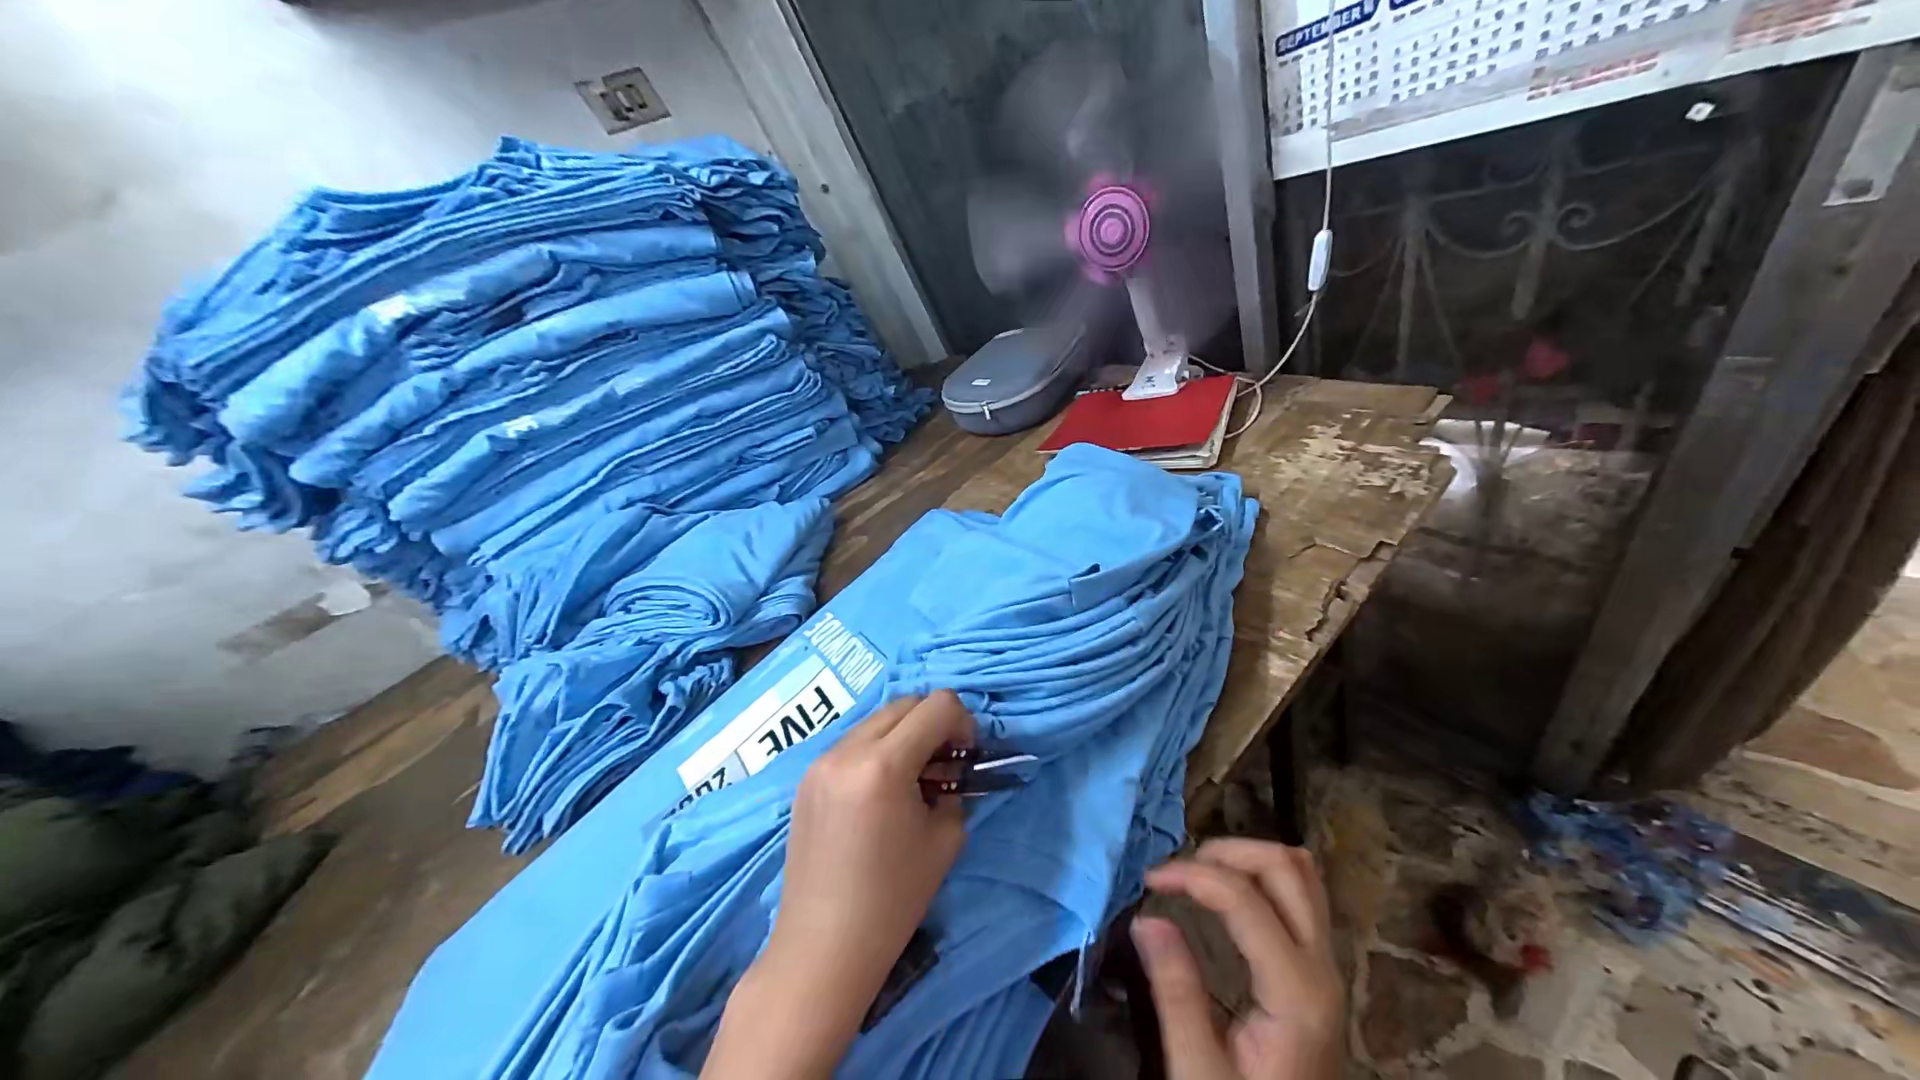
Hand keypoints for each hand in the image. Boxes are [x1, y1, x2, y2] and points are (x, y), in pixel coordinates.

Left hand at [770, 690, 973, 989]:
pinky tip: (882, 794)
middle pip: (906, 704)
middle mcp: (847, 751)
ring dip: (904, 735)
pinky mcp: (807, 777)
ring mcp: (820, 761)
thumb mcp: (944, 839)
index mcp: (884, 765)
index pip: (937, 705)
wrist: (824, 946)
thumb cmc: (893, 899)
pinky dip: (877, 751)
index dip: (963, 723)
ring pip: (877, 720)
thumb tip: (948, 768)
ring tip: (912, 781)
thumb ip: (953, 789)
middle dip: (934, 724)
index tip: (965, 757)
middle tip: (944, 764)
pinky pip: (853, 743)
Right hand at [1132, 839, 1343, 1079]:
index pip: (1247, 899)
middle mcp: (1323, 968)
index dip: (1194, 874)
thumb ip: (1176, 993)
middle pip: (1287, 868)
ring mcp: (1328, 966)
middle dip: (1227, 852)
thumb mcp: (1199, 1068)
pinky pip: (1304, 894)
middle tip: (1180, 869)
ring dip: (1248, 858)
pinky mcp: (1320, 968)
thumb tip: (1147, 918)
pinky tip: (1230, 889)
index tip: (1150, 880)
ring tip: (1200, 872)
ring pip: (1302, 873)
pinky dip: (1264, 874)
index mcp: (1297, 994)